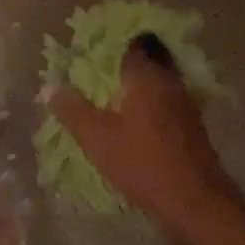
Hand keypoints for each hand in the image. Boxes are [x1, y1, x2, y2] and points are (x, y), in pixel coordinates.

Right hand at [44, 35, 238, 232]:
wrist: (194, 200)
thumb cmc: (141, 163)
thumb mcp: (97, 138)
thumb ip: (73, 110)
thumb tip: (50, 86)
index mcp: (147, 77)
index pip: (132, 43)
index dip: (110, 44)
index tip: (91, 50)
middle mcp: (170, 82)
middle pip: (149, 60)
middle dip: (125, 64)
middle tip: (99, 74)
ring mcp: (186, 104)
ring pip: (159, 82)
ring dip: (139, 86)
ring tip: (113, 97)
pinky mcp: (192, 126)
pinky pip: (167, 103)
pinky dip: (150, 105)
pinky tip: (136, 121)